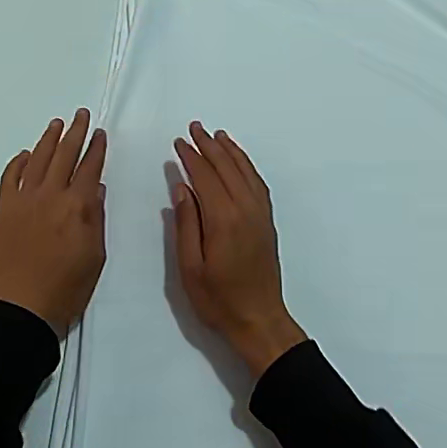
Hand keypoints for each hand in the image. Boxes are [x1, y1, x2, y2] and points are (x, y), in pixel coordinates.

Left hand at [0, 109, 108, 333]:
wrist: (22, 308)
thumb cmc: (66, 288)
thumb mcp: (95, 256)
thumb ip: (95, 218)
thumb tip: (94, 189)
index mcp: (77, 206)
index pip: (89, 167)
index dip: (96, 149)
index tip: (100, 134)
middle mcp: (50, 195)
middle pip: (64, 155)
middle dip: (75, 133)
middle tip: (80, 115)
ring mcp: (24, 200)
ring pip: (38, 160)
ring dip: (48, 140)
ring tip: (56, 124)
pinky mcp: (4, 210)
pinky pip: (10, 178)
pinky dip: (19, 163)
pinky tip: (26, 155)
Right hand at [171, 122, 306, 377]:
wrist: (259, 319)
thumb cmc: (218, 299)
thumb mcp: (190, 267)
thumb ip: (186, 225)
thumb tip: (182, 188)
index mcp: (223, 220)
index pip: (206, 177)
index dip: (191, 157)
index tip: (179, 143)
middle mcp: (245, 210)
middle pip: (227, 168)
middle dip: (209, 146)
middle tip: (195, 128)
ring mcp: (260, 214)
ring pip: (245, 172)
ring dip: (230, 151)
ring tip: (216, 136)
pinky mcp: (267, 222)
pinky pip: (257, 184)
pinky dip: (247, 166)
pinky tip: (239, 161)